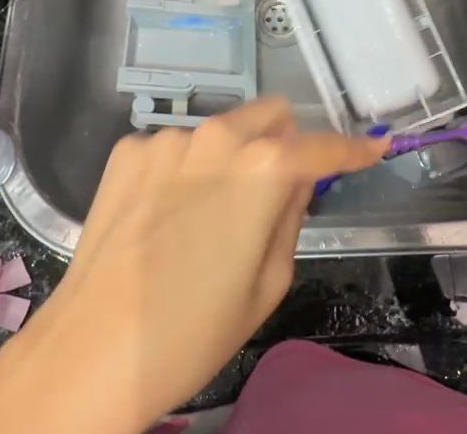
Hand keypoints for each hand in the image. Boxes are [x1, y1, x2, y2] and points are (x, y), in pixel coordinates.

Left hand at [0, 96, 385, 432]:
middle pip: (270, 116)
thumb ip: (292, 217)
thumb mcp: (268, 284)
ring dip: (231, 157)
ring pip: (220, 132)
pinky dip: (185, 170)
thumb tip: (297, 182)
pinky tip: (166, 217)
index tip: (374, 148)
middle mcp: (215, 137)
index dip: (353, 150)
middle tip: (280, 190)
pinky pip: (174, 149)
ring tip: (211, 217)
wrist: (92, 352)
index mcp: (262, 169)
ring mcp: (165, 140)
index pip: (322, 148)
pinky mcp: (126, 152)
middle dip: (286, 142)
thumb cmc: (194, 332)